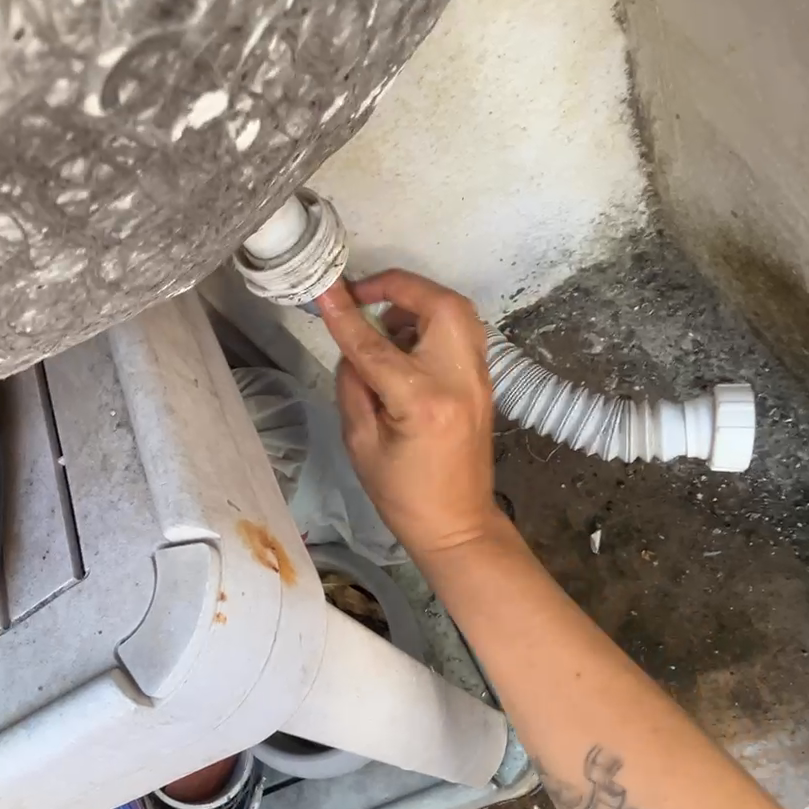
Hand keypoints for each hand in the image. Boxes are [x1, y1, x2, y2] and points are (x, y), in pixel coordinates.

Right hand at [315, 271, 507, 559]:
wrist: (457, 523)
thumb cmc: (401, 494)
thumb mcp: (360, 443)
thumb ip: (353, 385)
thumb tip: (351, 346)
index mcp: (423, 401)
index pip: (375, 345)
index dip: (344, 315)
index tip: (324, 290)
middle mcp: (459, 379)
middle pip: (440, 303)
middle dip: (399, 286)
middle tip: (364, 294)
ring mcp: (480, 377)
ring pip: (458, 310)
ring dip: (418, 302)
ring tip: (383, 323)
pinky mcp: (484, 381)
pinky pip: (461, 331)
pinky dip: (432, 322)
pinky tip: (406, 345)